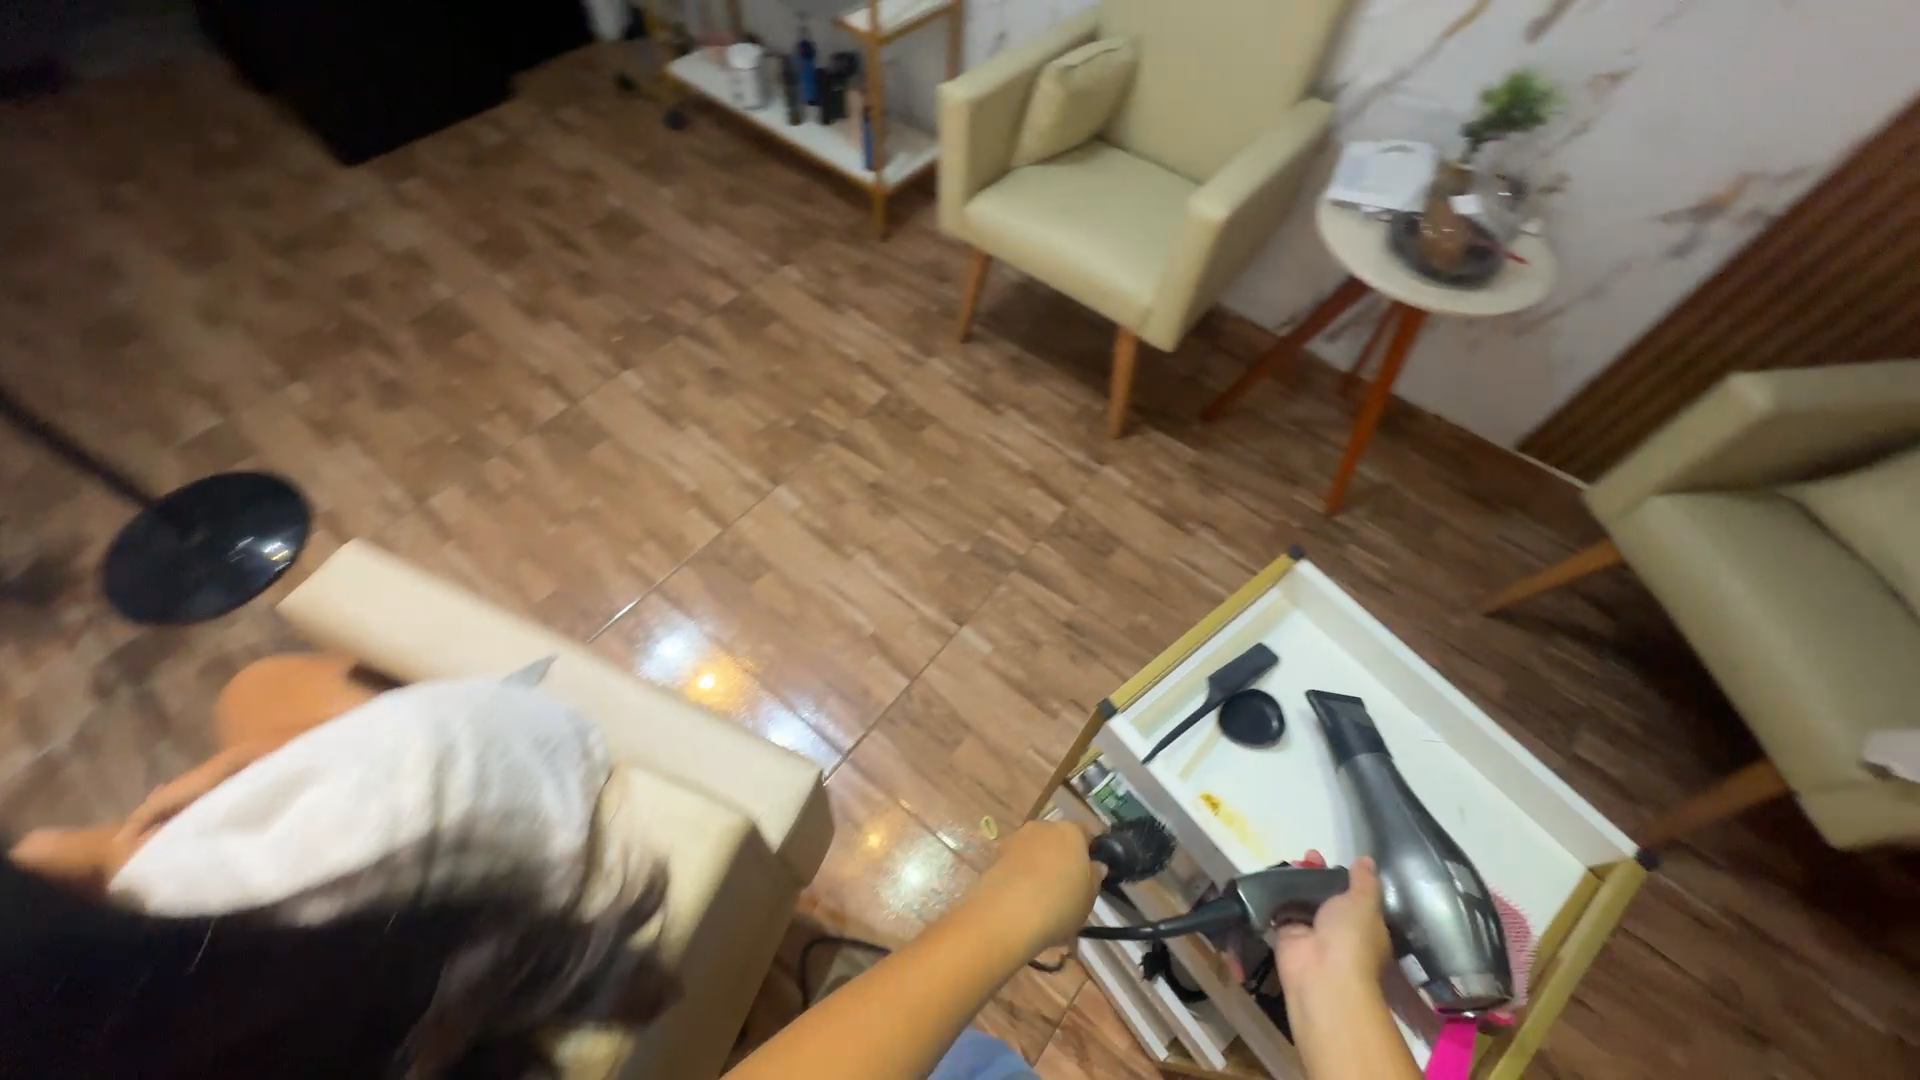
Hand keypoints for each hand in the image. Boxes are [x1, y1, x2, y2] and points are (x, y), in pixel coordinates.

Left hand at [966, 820, 1105, 955]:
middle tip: (1066, 884)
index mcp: (1070, 831)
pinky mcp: (996, 855)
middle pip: (1057, 838)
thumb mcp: (1089, 897)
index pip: (1086, 833)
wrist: (1007, 914)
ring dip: (1038, 863)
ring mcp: (1016, 838)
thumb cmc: (1059, 903)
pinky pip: (1016, 861)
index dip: (1089, 850)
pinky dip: (1020, 873)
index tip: (1091, 871)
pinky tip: (1022, 897)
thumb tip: (1096, 865)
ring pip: (1034, 848)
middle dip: (1061, 855)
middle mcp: (1042, 826)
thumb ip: (1094, 877)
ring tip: (1041, 894)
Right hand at [1272, 855, 1391, 998]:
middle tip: (1303, 857)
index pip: (1351, 894)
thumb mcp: (1364, 903)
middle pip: (1323, 894)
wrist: (1323, 974)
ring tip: (1286, 863)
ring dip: (1294, 882)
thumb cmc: (1352, 937)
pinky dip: (1274, 895)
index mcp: (1364, 923)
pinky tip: (1269, 877)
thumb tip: (1366, 860)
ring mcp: (1311, 932)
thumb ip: (1364, 881)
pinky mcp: (1286, 935)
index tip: (1326, 858)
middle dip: (1314, 874)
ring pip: (1301, 900)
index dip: (1339, 874)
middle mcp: (1338, 928)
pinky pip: (1280, 910)